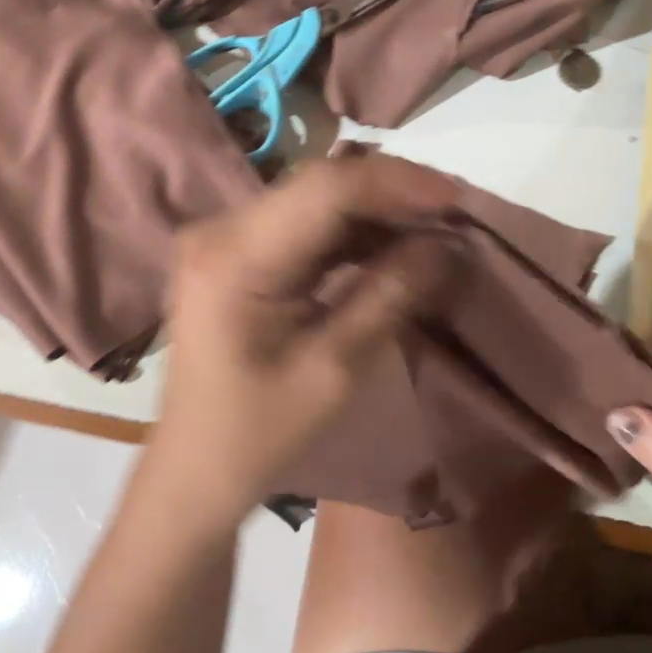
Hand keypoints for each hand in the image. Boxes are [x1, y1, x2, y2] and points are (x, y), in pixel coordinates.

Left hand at [147, 155, 461, 524]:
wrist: (195, 468)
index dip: (396, 183)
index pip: (326, 189)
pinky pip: (305, 222)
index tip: (456, 199)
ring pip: (316, 197)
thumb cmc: (259, 432)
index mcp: (235, 258)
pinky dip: (354, 230)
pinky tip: (394, 243)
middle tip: (455, 212)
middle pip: (320, 184)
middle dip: (393, 192)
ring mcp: (226, 237)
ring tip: (435, 227)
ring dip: (378, 209)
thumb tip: (443, 244)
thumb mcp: (334, 369)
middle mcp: (222, 230)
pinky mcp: (237, 252)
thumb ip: (388, 296)